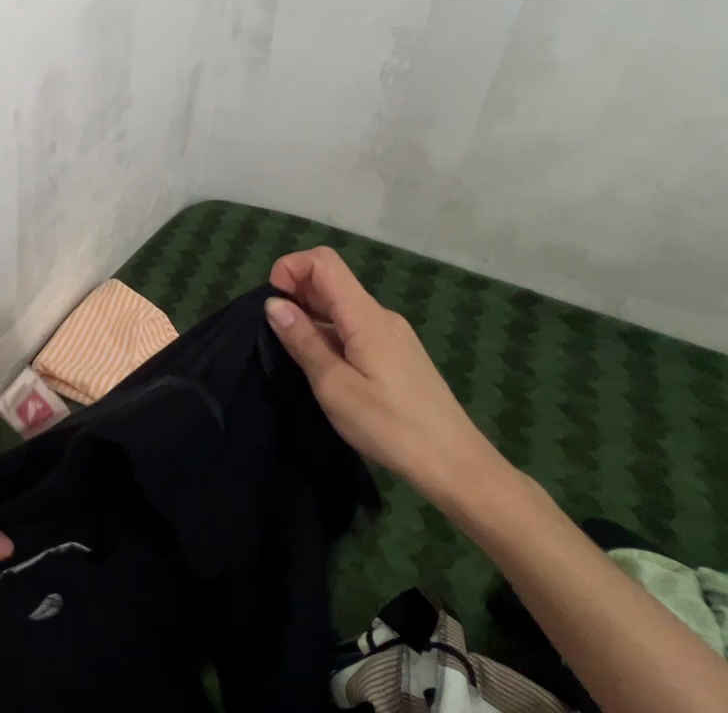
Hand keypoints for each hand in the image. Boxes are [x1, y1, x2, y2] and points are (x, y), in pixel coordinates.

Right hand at [263, 247, 508, 502]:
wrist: (455, 465)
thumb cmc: (390, 426)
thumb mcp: (334, 386)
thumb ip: (303, 341)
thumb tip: (274, 305)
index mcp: (366, 317)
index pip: (324, 262)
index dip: (290, 268)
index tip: (272, 305)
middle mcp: (381, 316)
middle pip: (331, 282)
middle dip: (294, 294)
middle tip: (274, 335)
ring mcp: (391, 335)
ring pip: (341, 308)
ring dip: (310, 317)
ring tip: (295, 356)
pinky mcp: (396, 354)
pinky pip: (353, 328)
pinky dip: (328, 334)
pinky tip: (323, 367)